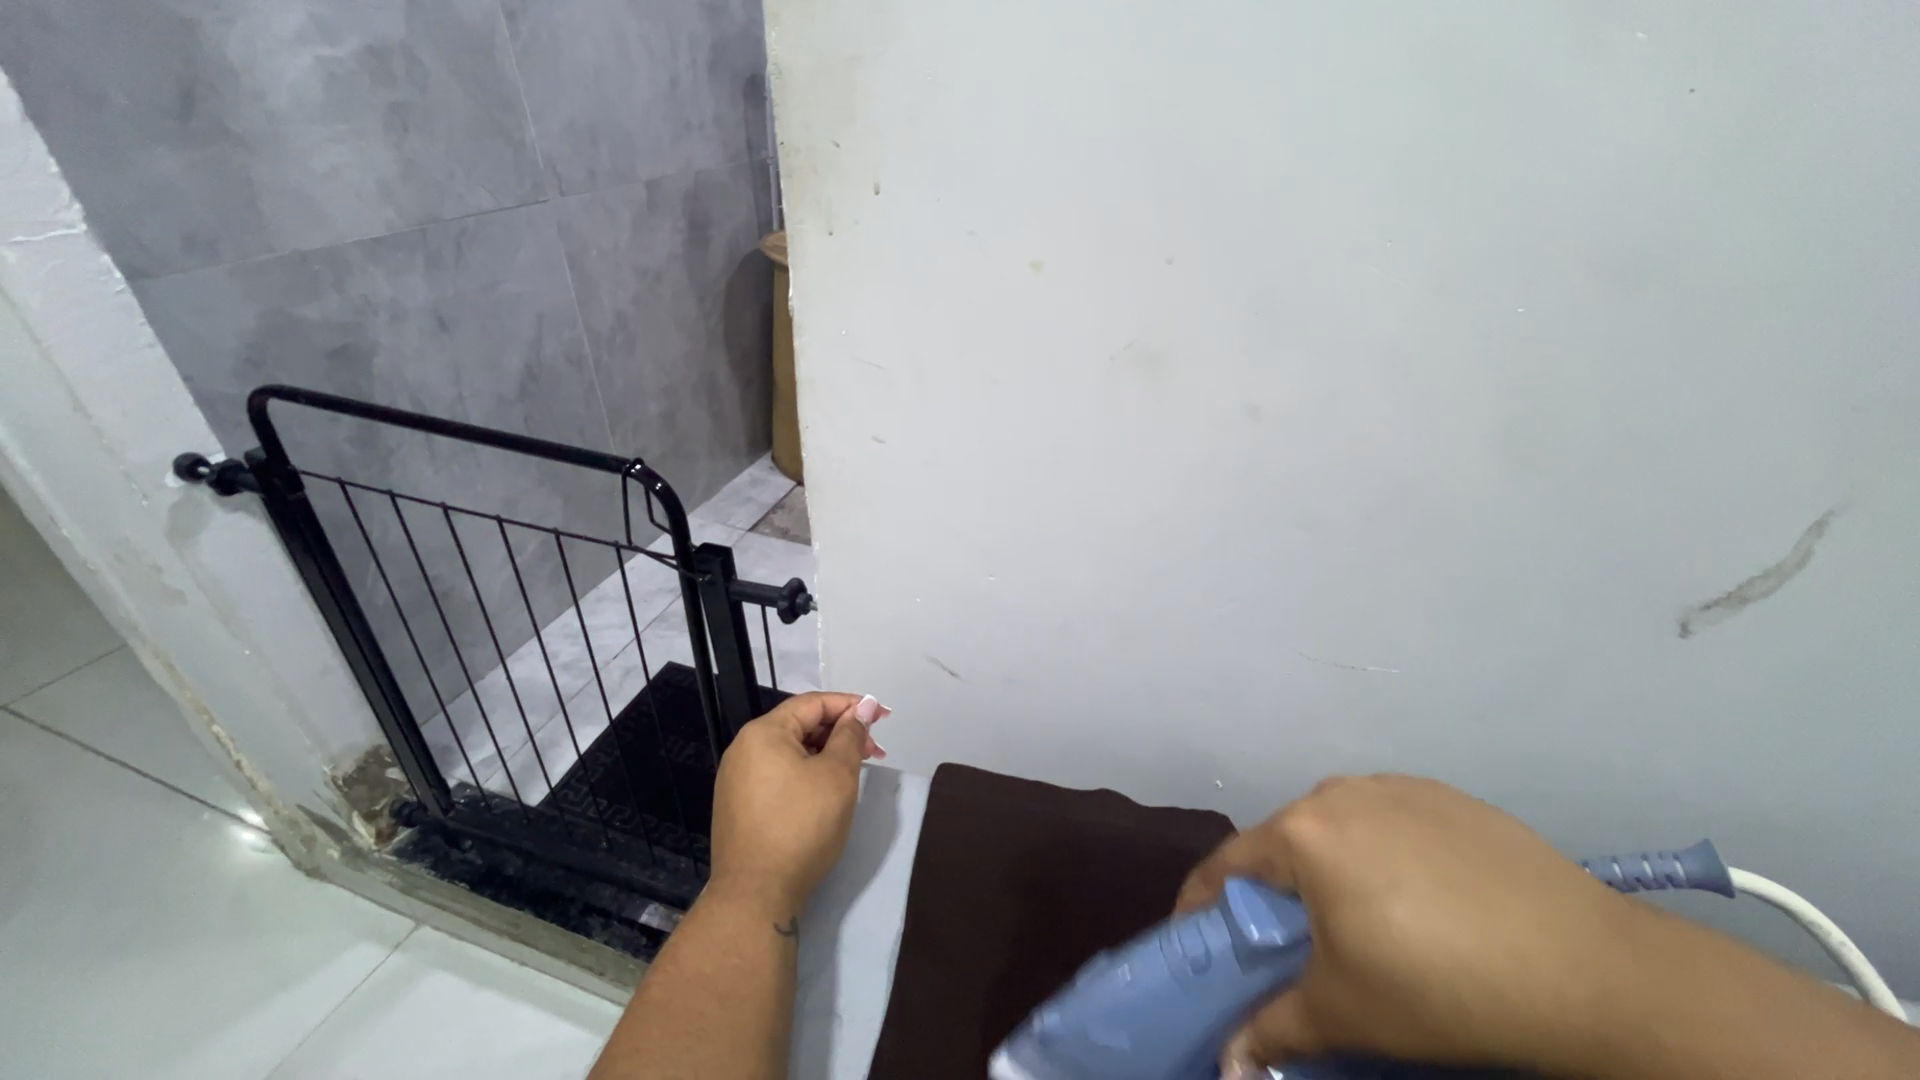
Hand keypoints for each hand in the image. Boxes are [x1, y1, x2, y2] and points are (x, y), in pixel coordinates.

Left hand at [707, 692, 885, 917]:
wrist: (756, 894)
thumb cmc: (801, 826)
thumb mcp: (837, 775)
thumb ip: (851, 735)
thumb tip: (863, 708)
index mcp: (764, 733)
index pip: (813, 703)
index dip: (852, 705)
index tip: (883, 717)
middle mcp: (744, 749)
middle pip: (800, 725)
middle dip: (840, 732)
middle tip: (874, 751)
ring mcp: (737, 779)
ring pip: (790, 752)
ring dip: (825, 754)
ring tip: (855, 771)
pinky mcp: (739, 806)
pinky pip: (778, 774)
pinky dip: (806, 773)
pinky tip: (826, 791)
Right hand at [1178, 774, 1650, 1075]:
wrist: (1592, 970)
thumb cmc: (1445, 987)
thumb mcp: (1346, 1013)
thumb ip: (1272, 1030)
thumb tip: (1229, 1067)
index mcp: (1303, 832)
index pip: (1225, 865)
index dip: (1201, 905)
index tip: (1197, 940)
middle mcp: (1339, 793)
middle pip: (1281, 844)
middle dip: (1272, 893)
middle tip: (1287, 946)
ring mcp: (1397, 788)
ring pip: (1336, 829)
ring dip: (1327, 871)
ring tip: (1358, 924)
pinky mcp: (1447, 797)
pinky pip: (1388, 822)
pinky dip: (1380, 856)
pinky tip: (1418, 902)